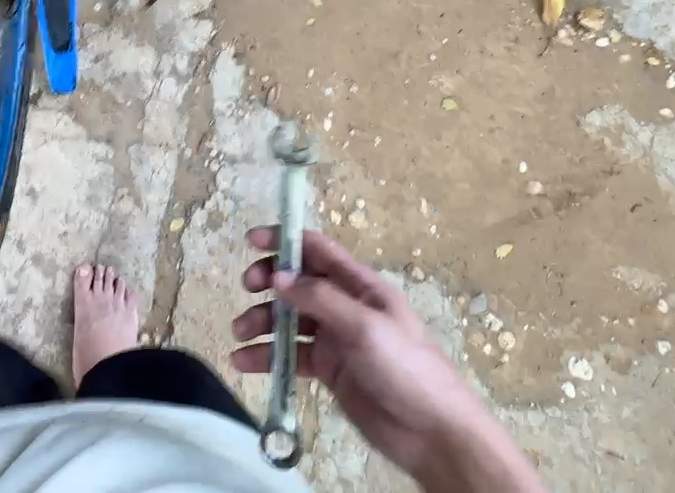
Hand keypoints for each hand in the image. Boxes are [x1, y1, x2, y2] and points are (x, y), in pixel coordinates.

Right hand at [230, 228, 543, 492]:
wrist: (434, 435)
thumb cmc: (407, 369)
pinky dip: (266, 356)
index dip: (284, 240)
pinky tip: (244, 362)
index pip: (316, 250)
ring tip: (239, 334)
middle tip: (247, 288)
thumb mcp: (366, 327)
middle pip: (296, 282)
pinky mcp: (328, 370)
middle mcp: (344, 305)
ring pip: (288, 319)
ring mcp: (334, 338)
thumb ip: (320, 299)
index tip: (252, 240)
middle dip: (268, 281)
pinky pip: (289, 355)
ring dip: (261, 321)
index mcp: (359, 286)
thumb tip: (277, 277)